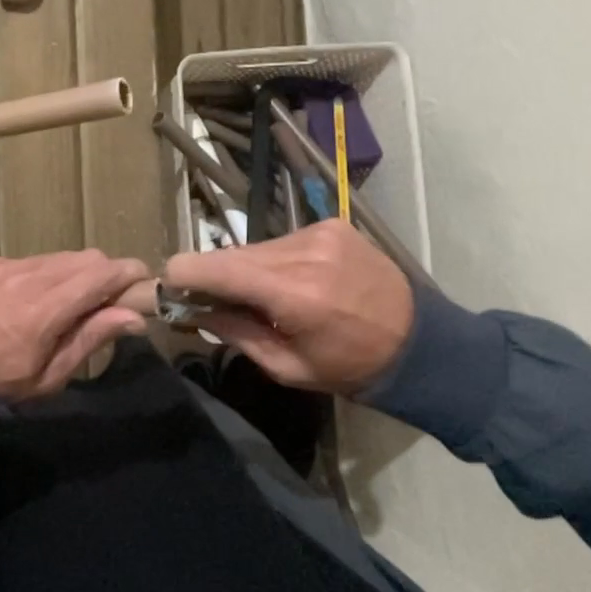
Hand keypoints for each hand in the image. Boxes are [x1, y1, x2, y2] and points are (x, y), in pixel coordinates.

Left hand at [0, 250, 150, 402]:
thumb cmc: (0, 385)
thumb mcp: (51, 376)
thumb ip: (92, 338)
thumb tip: (135, 315)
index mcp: (42, 310)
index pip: (100, 274)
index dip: (128, 273)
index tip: (144, 283)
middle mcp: (24, 277)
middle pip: (84, 258)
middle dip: (105, 274)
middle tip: (109, 300)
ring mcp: (3, 266)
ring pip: (58, 257)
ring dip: (74, 273)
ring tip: (69, 303)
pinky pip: (30, 260)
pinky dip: (43, 275)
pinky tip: (32, 301)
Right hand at [163, 220, 413, 393]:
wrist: (421, 342)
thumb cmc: (350, 365)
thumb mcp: (287, 367)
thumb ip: (236, 334)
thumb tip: (193, 311)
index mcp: (293, 293)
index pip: (214, 268)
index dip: (182, 275)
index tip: (169, 290)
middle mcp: (303, 252)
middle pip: (229, 254)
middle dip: (212, 276)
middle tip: (211, 301)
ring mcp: (319, 233)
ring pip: (254, 247)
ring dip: (246, 269)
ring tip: (264, 297)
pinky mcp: (331, 224)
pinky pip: (281, 241)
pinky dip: (274, 260)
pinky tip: (293, 282)